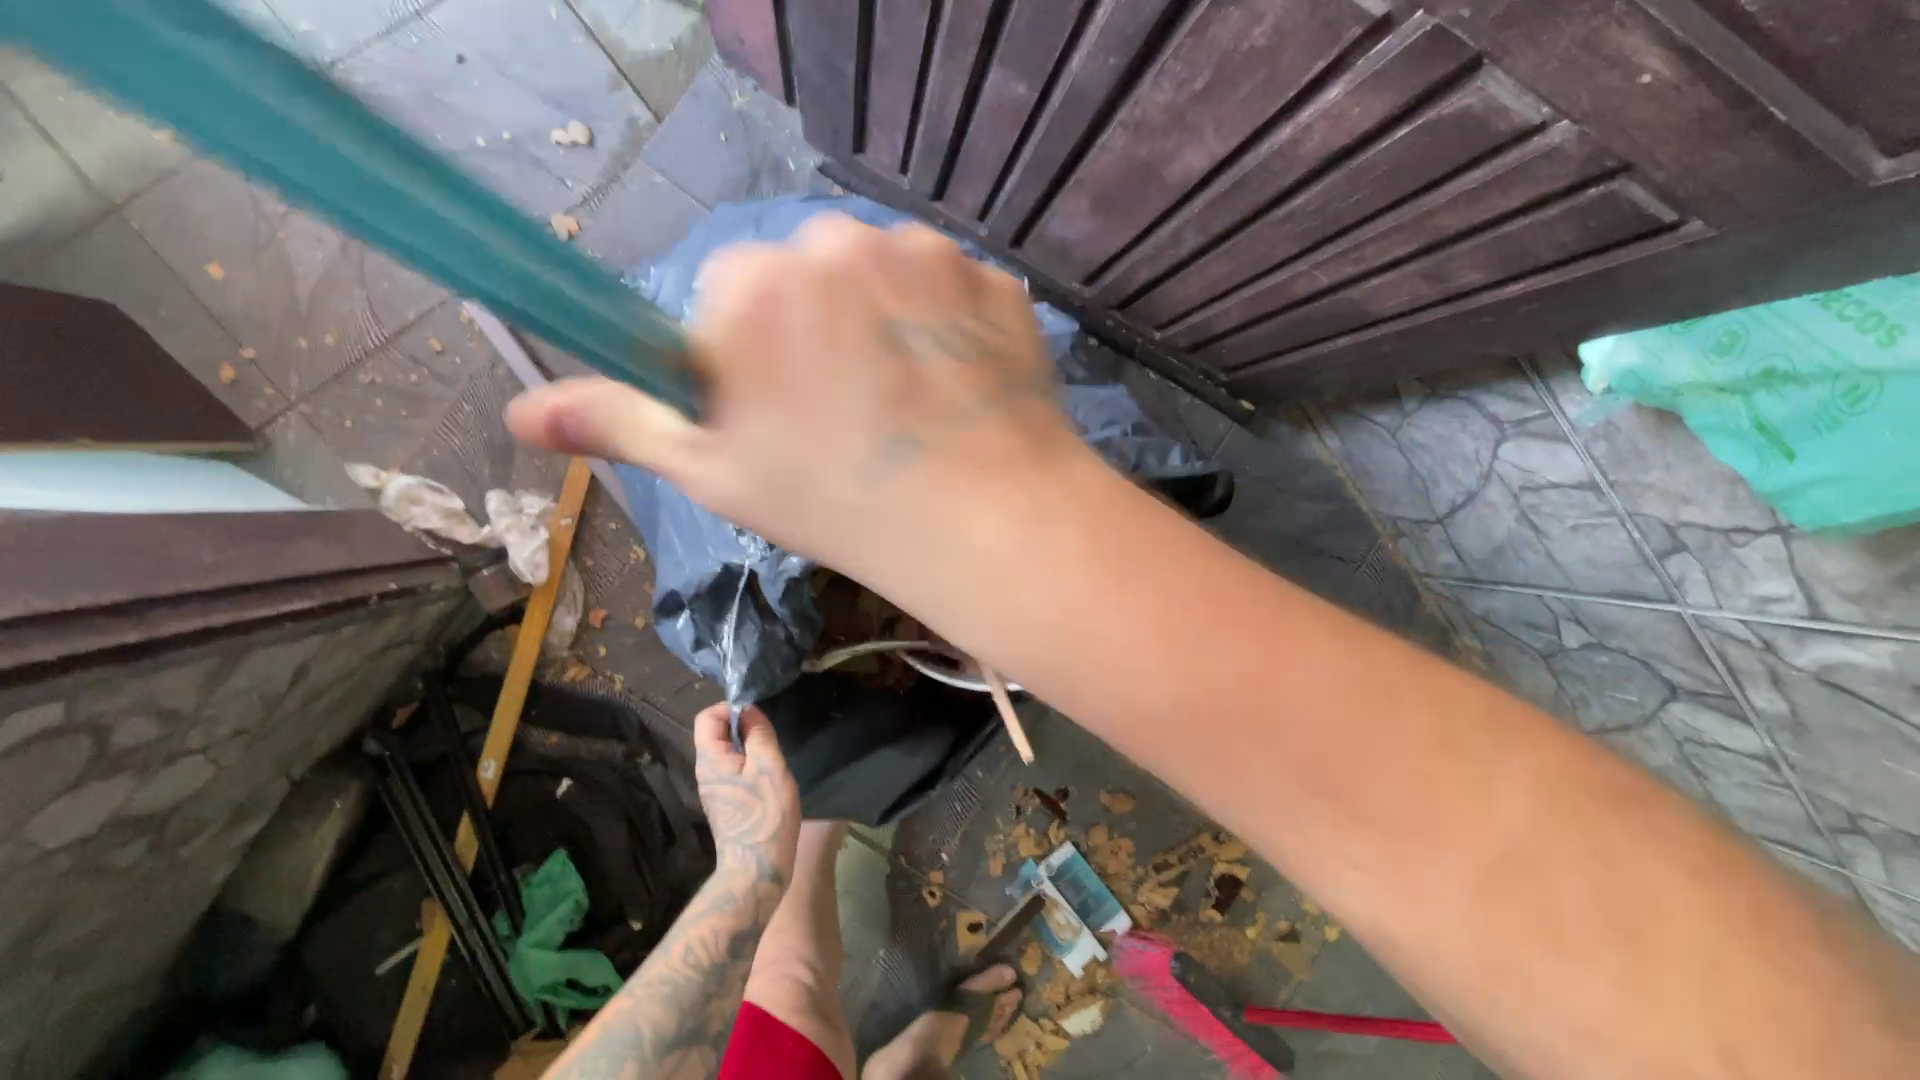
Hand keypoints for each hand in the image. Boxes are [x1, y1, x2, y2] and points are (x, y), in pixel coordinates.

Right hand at [505, 215, 1099, 583]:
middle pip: (803, 275)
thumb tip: (520, 412)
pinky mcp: (989, 274)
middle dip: (814, 329)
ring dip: (881, 321)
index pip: (728, 297)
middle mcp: (833, 242)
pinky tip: (954, 385)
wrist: (986, 520)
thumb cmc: (837, 505)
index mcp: (751, 287)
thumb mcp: (716, 475)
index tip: (782, 408)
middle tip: (848, 412)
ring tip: (908, 403)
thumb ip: (620, 423)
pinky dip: (944, 324)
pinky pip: (946, 288)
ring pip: (879, 275)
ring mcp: (924, 252)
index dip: (749, 356)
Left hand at [692, 703, 800, 884]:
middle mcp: (706, 772)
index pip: (709, 716)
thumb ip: (759, 734)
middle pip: (718, 734)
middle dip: (745, 729)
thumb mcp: (769, 767)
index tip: (759, 717)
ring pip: (729, 754)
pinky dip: (752, 768)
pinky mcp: (727, 804)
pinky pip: (735, 772)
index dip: (732, 708)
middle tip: (771, 741)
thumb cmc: (764, 814)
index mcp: (710, 759)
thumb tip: (749, 709)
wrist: (756, 869)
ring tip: (774, 762)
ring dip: (752, 750)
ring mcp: (715, 790)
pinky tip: (771, 783)